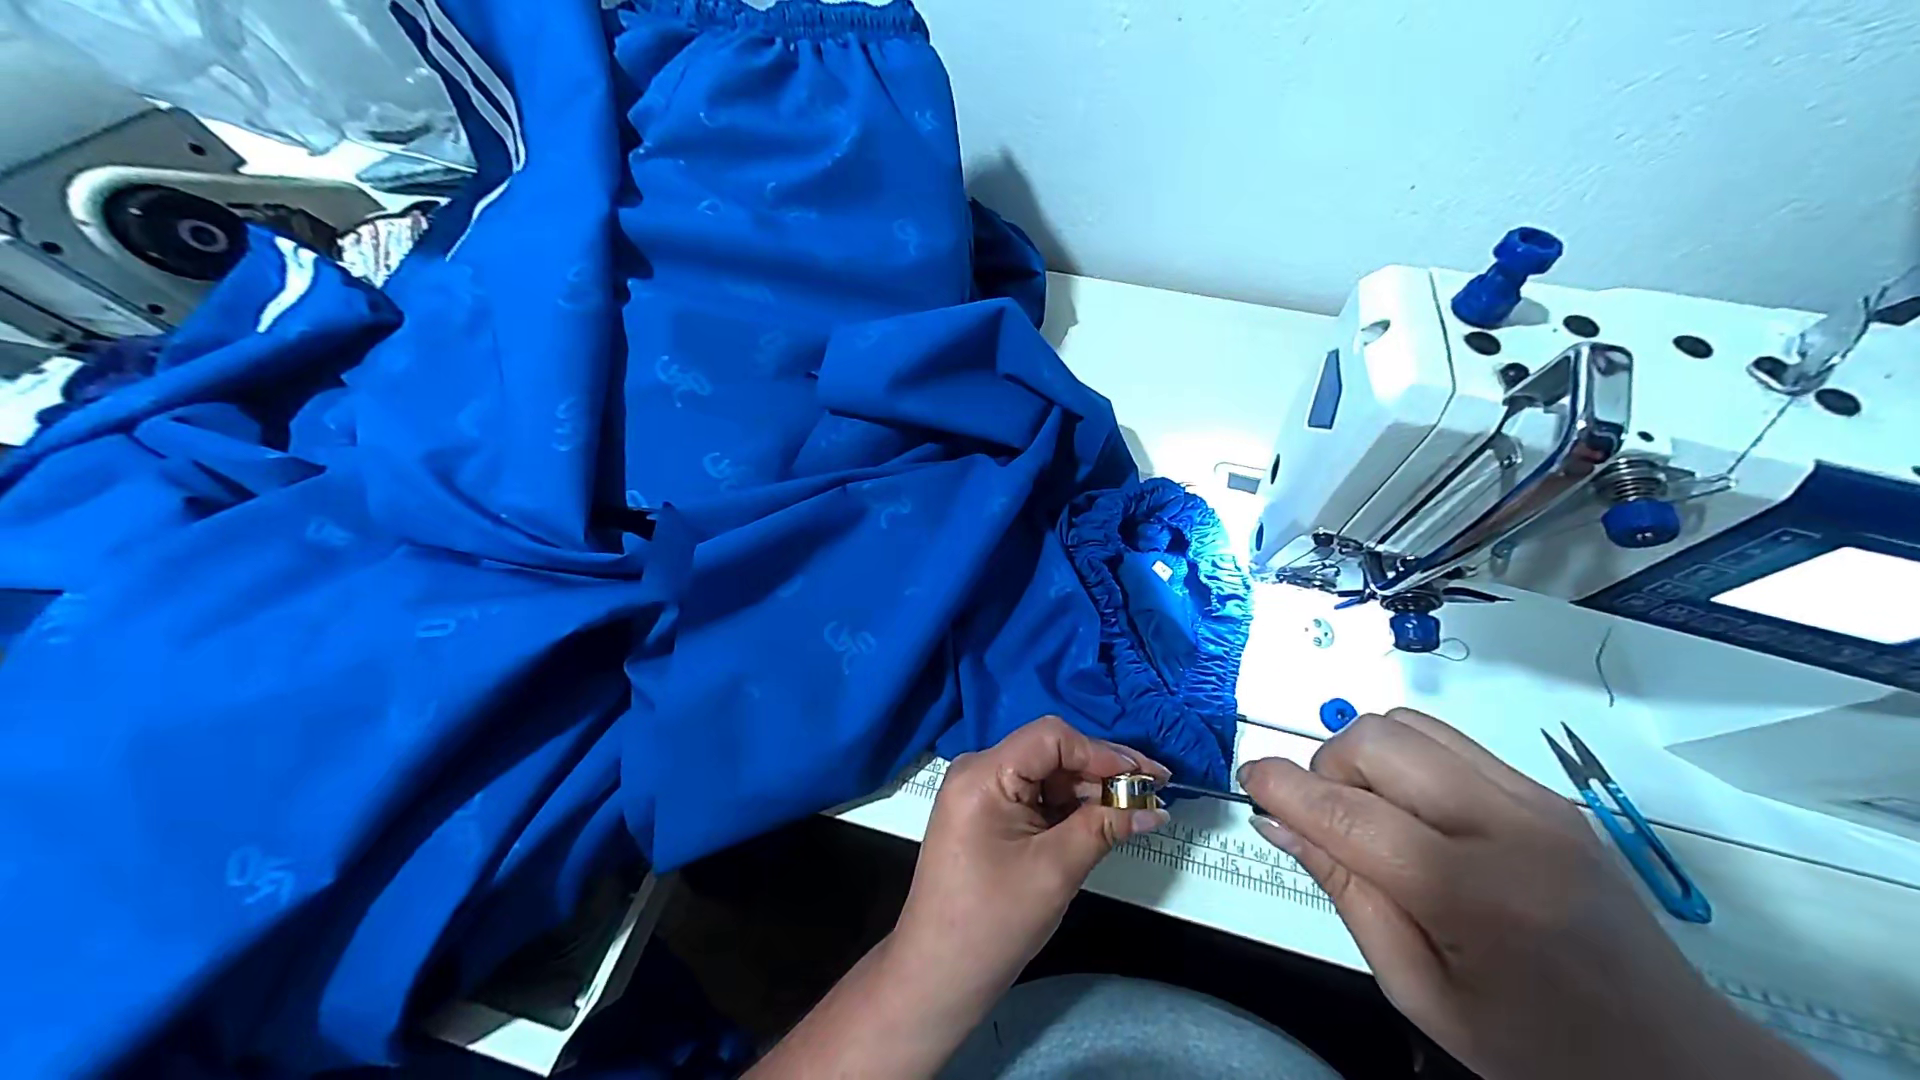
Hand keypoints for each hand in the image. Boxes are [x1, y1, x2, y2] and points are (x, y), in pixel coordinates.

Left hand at [748, 717, 1167, 1078]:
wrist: (939, 973)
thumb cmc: (994, 921)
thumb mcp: (1056, 870)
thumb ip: (1103, 828)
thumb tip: (1153, 808)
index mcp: (984, 773)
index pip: (1051, 738)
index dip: (1103, 753)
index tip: (1149, 776)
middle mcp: (978, 770)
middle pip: (1050, 752)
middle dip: (1102, 770)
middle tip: (1154, 790)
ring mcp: (980, 791)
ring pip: (1045, 773)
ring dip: (1089, 788)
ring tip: (1137, 806)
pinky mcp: (986, 812)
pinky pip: (1034, 794)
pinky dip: (1069, 805)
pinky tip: (1103, 817)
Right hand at [1239, 708, 1828, 1079]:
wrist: (1678, 1059)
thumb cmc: (1535, 1045)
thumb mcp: (1418, 989)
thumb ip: (1344, 892)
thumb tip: (1278, 823)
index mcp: (1474, 896)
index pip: (1347, 813)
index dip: (1282, 787)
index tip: (1250, 780)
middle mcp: (1510, 828)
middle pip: (1376, 741)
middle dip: (1326, 767)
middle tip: (1324, 819)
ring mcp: (1536, 800)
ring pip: (1406, 725)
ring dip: (1363, 757)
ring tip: (1370, 813)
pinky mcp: (1545, 791)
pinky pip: (1444, 738)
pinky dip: (1403, 759)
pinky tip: (1413, 811)